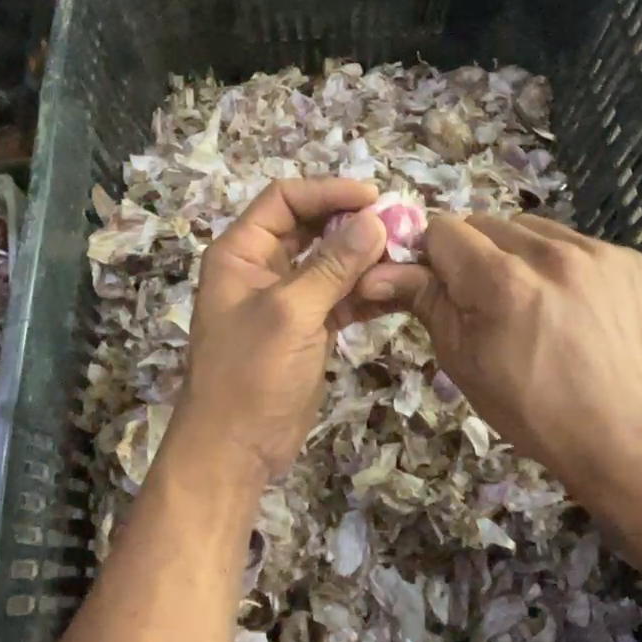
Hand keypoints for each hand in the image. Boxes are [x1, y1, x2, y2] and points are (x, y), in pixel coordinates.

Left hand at [183, 179, 390, 478]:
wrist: (235, 450)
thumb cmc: (250, 374)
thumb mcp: (290, 313)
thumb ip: (331, 266)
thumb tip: (374, 221)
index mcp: (241, 252)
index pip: (284, 200)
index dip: (327, 191)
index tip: (373, 197)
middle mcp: (262, 268)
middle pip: (310, 227)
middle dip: (352, 224)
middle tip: (400, 224)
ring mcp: (287, 299)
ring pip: (330, 262)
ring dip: (365, 258)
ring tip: (407, 254)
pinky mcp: (308, 328)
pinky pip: (341, 296)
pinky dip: (367, 291)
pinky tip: (399, 287)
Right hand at [357, 214, 641, 492]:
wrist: (623, 437)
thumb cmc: (530, 409)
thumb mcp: (461, 360)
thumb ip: (423, 300)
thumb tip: (371, 273)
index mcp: (502, 282)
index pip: (443, 229)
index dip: (432, 254)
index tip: (440, 285)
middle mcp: (551, 255)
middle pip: (484, 222)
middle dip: (473, 254)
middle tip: (483, 300)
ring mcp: (596, 253)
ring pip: (528, 228)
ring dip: (515, 253)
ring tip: (529, 301)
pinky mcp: (627, 259)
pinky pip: (572, 241)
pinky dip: (558, 263)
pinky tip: (568, 303)